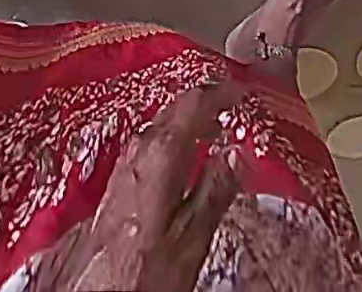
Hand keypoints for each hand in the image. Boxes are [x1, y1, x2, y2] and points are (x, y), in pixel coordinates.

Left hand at [34, 82, 242, 290]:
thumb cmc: (143, 271)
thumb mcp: (192, 235)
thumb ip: (217, 188)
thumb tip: (238, 152)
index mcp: (161, 151)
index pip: (194, 101)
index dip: (220, 91)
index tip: (241, 90)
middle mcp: (141, 146)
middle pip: (177, 106)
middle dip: (206, 100)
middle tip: (232, 102)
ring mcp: (128, 160)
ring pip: (165, 121)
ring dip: (190, 117)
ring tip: (216, 122)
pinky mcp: (121, 176)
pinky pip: (155, 139)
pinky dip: (176, 135)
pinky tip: (186, 150)